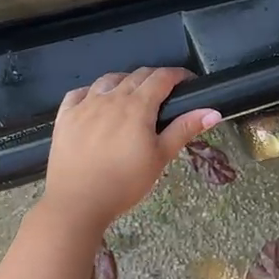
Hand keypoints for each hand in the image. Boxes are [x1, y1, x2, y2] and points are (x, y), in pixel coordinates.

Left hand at [41, 68, 219, 231]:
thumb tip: (213, 111)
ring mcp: (85, 105)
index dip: (178, 75)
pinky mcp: (65, 117)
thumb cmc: (124, 183)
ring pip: (108, 80)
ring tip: (132, 95)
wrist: (76, 203)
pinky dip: (92, 91)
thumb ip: (185, 130)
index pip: (162, 77)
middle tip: (166, 93)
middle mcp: (111, 97)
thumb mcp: (160, 157)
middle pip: (137, 75)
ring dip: (125, 81)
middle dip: (155, 77)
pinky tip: (96, 101)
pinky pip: (79, 93)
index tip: (188, 82)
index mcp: (137, 105)